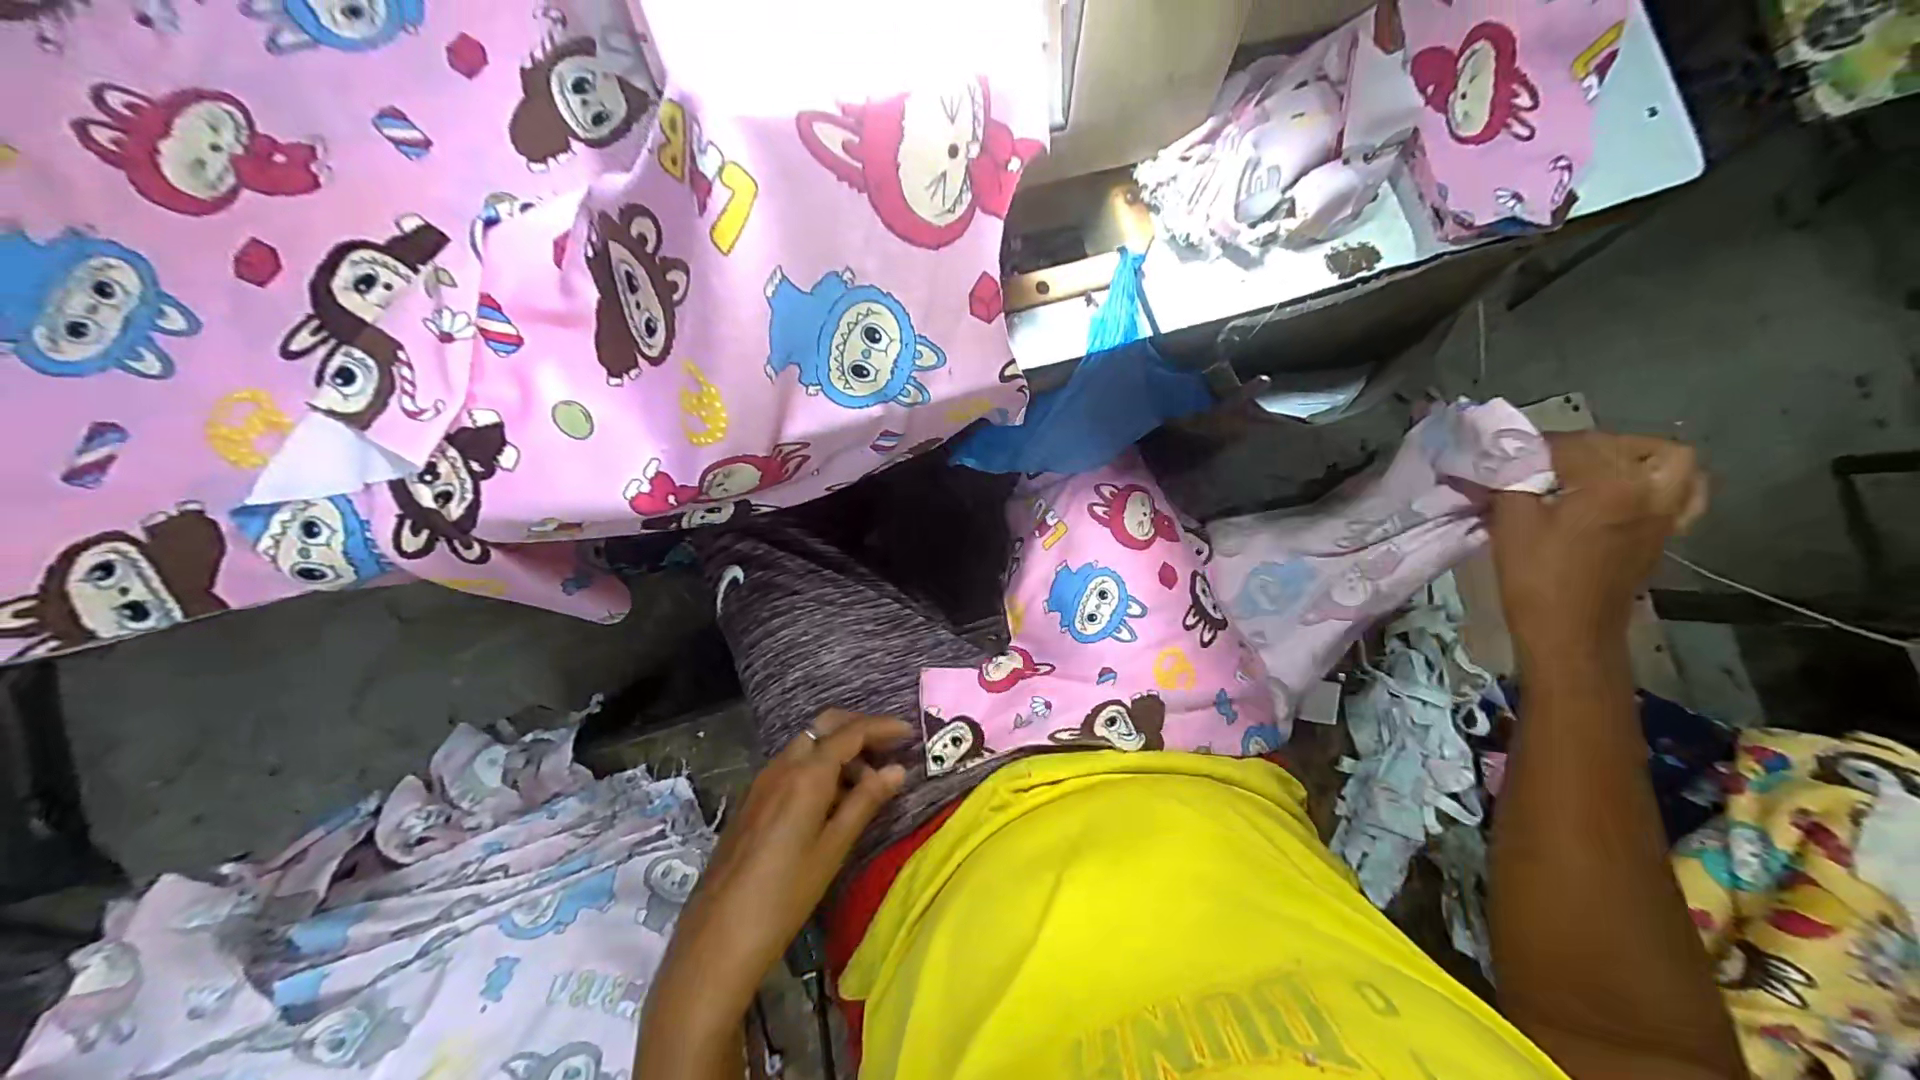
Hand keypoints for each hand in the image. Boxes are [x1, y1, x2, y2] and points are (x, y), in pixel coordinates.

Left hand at [659, 711, 910, 1012]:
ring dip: (838, 748)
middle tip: (889, 746)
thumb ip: (865, 802)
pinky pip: (792, 764)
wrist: (719, 935)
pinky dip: (819, 766)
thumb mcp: (834, 847)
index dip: (882, 727)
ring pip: (807, 744)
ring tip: (868, 780)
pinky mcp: (753, 799)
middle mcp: (782, 766)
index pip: (850, 733)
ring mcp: (763, 780)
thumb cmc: (786, 894)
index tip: (909, 733)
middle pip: (824, 726)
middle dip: (858, 727)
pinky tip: (834, 798)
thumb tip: (897, 770)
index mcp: (806, 774)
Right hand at [1490, 432, 1706, 658]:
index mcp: (1612, 484)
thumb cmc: (1535, 576)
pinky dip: (1657, 478)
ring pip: (1661, 458)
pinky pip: (1681, 487)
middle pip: (1612, 445)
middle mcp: (1650, 488)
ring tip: (1590, 467)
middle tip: (1534, 463)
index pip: (1570, 444)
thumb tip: (1494, 457)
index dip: (1530, 447)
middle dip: (1571, 447)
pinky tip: (1625, 487)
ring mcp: (1666, 510)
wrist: (1569, 631)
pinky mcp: (1665, 530)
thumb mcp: (1510, 523)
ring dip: (1626, 453)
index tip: (1501, 457)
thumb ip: (1508, 481)